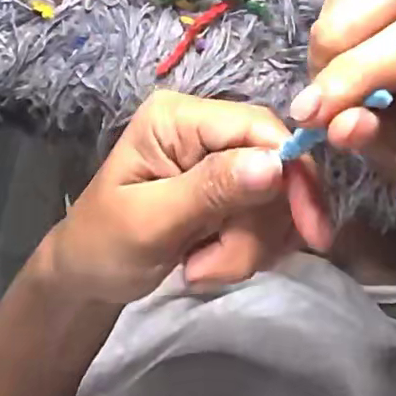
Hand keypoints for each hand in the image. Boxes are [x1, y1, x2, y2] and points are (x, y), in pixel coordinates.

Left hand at [45, 91, 333, 304]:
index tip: (310, 230)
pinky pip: (264, 215)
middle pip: (271, 163)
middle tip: (213, 265)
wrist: (86, 278)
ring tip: (199, 267)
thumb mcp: (151, 220)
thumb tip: (274, 164)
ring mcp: (214, 156)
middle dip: (256, 226)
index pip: (256, 125)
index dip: (291, 171)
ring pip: (273, 196)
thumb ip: (212, 189)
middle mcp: (202, 126)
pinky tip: (208, 262)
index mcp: (178, 117)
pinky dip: (247, 248)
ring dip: (247, 245)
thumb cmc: (104, 244)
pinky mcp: (225, 186)